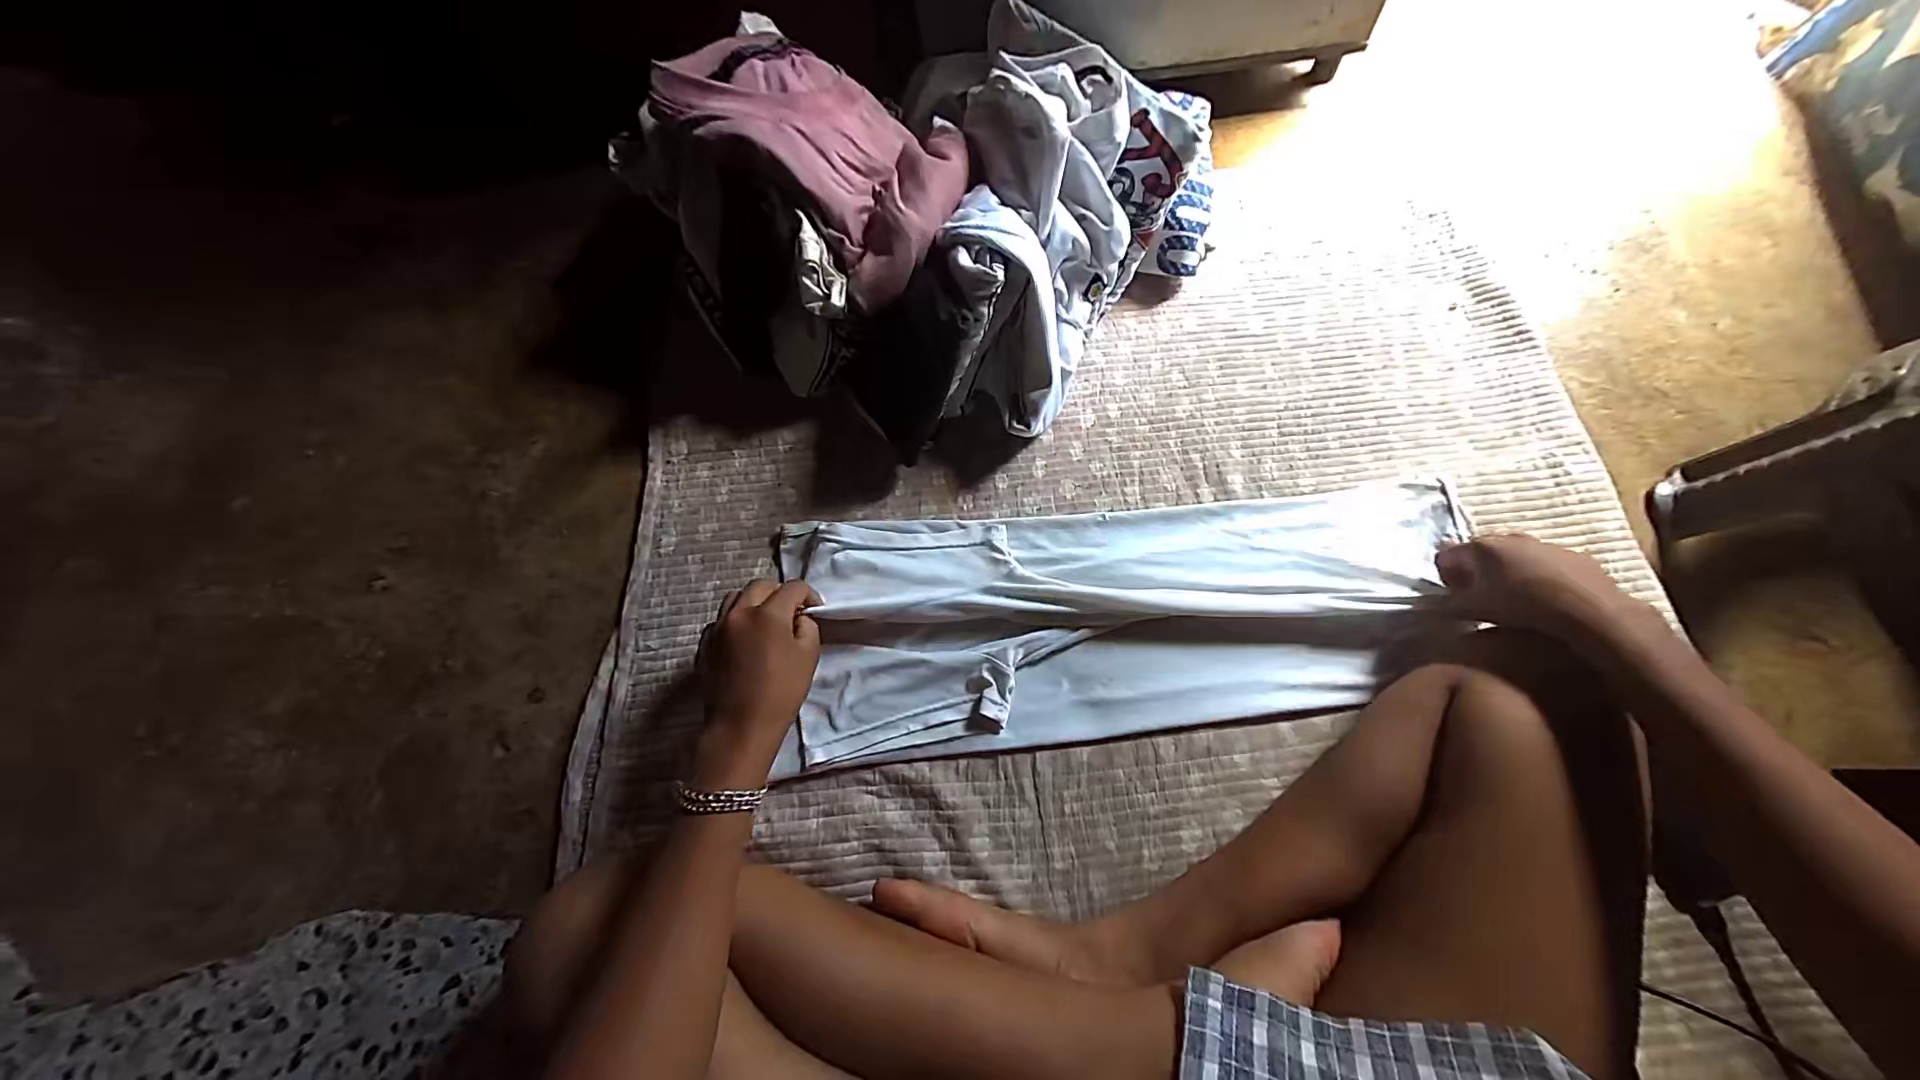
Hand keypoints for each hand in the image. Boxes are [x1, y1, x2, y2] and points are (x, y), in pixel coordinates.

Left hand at [693, 579, 821, 783]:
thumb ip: (807, 627)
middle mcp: (740, 612)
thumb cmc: (781, 692)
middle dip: (780, 593)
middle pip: (761, 586)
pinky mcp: (705, 643)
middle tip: (791, 612)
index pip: (792, 588)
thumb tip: (798, 617)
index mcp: (768, 614)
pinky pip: (721, 619)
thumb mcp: (808, 656)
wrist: (740, 726)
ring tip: (765, 621)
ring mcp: (718, 627)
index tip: (814, 609)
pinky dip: (736, 620)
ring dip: (754, 602)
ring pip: (736, 598)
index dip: (808, 595)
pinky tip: (745, 638)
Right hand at [1436, 534, 1656, 645]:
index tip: (1452, 593)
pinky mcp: (1575, 556)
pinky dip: (1538, 576)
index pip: (1447, 554)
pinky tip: (1544, 598)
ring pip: (1515, 556)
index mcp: (1480, 546)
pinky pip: (1546, 564)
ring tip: (1513, 597)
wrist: (1589, 609)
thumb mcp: (1473, 609)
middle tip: (1478, 594)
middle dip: (1476, 570)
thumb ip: (1450, 603)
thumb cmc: (1520, 604)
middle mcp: (1510, 538)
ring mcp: (1544, 544)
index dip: (1445, 574)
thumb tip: (1441, 603)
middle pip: (1481, 552)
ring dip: (1508, 572)